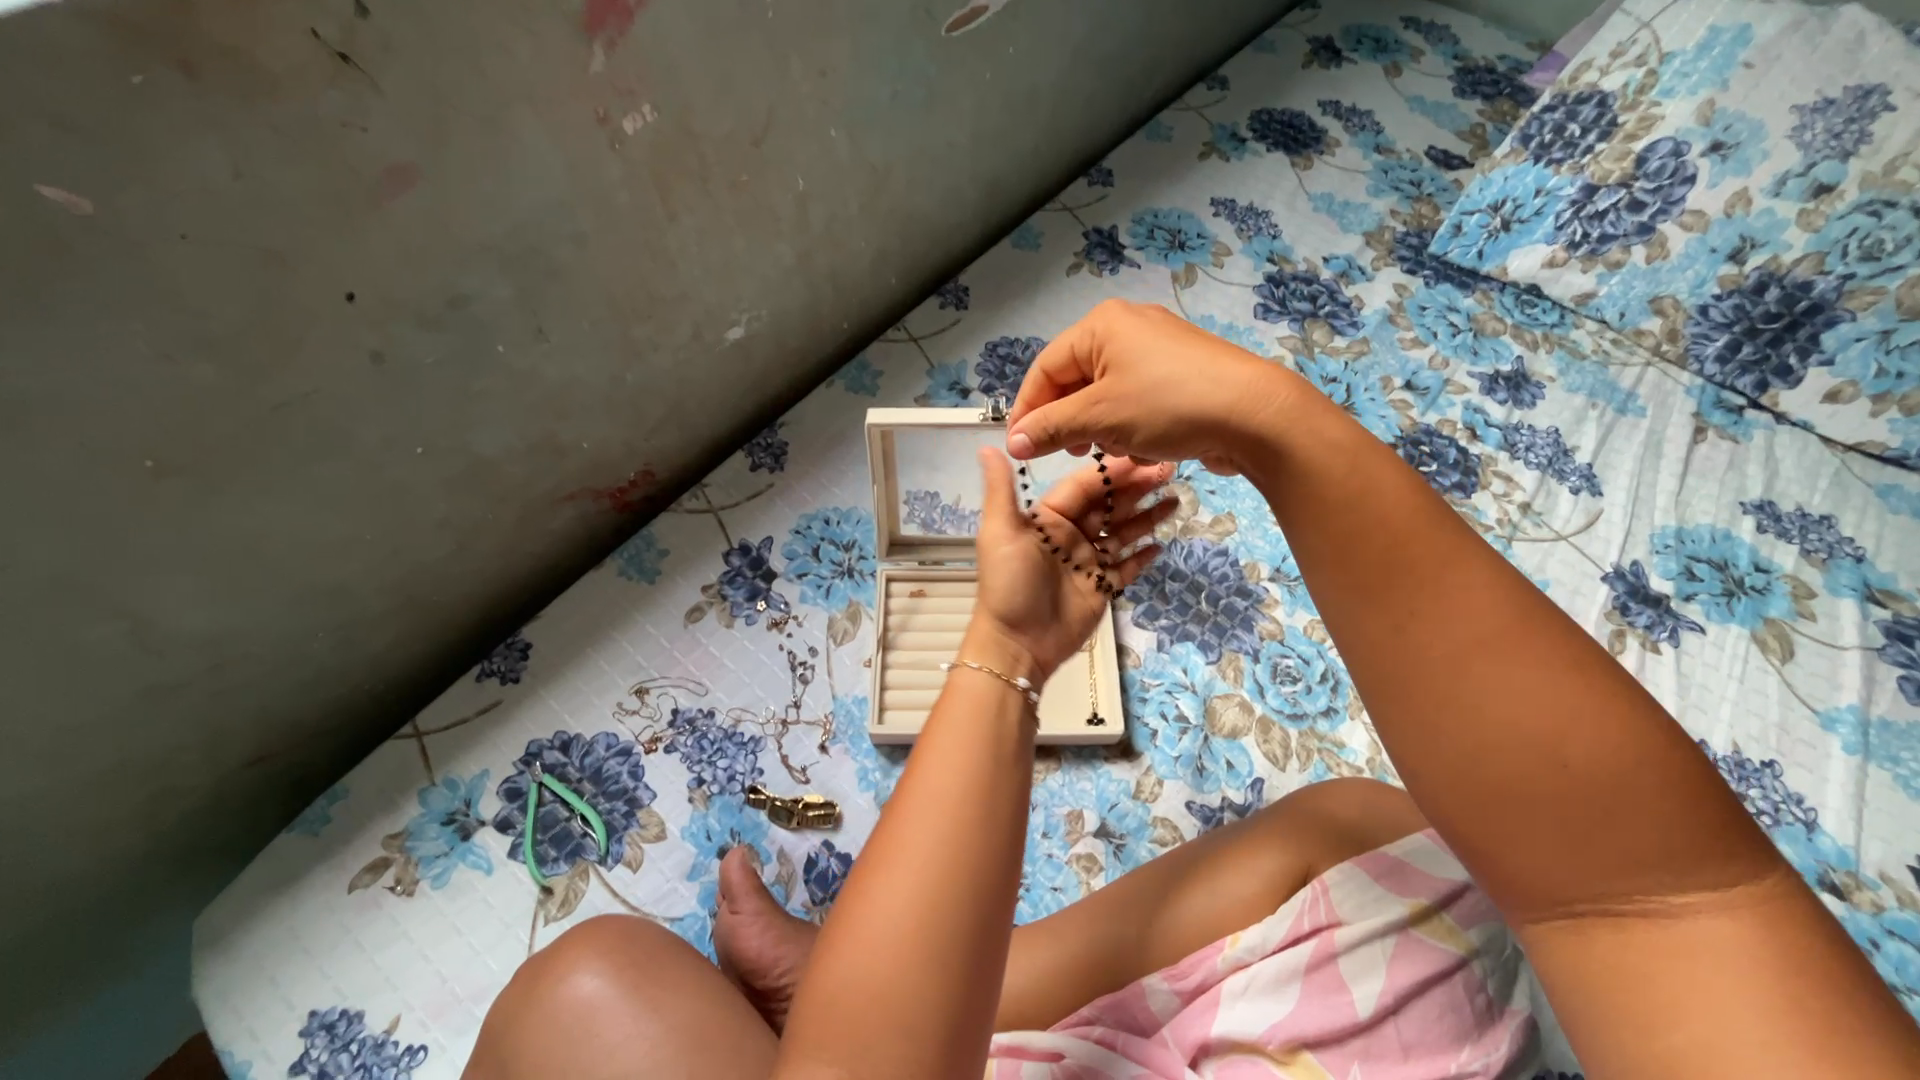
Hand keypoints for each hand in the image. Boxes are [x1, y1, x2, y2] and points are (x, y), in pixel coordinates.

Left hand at [965, 447, 1172, 679]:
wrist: (1017, 643)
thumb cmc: (1009, 584)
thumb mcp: (999, 532)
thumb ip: (1001, 488)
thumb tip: (988, 444)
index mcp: (1047, 518)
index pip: (1084, 487)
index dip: (1111, 472)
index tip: (1141, 455)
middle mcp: (1070, 535)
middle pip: (1108, 506)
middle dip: (1136, 489)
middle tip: (1169, 471)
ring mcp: (1087, 562)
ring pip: (1122, 533)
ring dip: (1146, 517)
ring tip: (1175, 501)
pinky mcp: (1101, 588)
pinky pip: (1126, 568)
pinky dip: (1142, 556)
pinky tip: (1161, 544)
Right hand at [1004, 299, 1307, 473]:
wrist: (1254, 414)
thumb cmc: (1167, 406)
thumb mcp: (1099, 418)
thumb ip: (1050, 428)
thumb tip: (1013, 442)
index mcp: (1100, 325)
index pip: (1044, 369)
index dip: (1028, 411)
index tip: (1022, 449)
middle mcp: (1126, 327)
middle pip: (1074, 380)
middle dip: (1069, 421)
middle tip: (1074, 452)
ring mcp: (1157, 348)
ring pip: (1104, 393)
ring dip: (1100, 426)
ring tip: (1113, 450)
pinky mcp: (1180, 371)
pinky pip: (1135, 396)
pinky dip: (1128, 422)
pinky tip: (1142, 444)